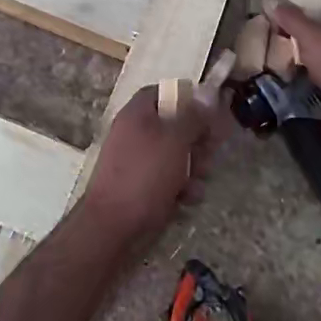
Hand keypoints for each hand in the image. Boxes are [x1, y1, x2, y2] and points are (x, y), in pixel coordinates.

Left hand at [80, 88, 224, 245]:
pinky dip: (181, 186)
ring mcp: (137, 161)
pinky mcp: (141, 186)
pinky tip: (187, 199)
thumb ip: (194, 116)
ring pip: (177, 154)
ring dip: (193, 167)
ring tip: (196, 182)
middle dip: (197, 140)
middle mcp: (136, 132)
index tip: (209, 113)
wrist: (112, 229)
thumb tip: (208, 93)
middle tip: (207, 153)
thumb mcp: (176, 140)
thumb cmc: (145, 175)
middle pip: (176, 124)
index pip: (165, 91)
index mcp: (138, 113)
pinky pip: (168, 177)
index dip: (189, 98)